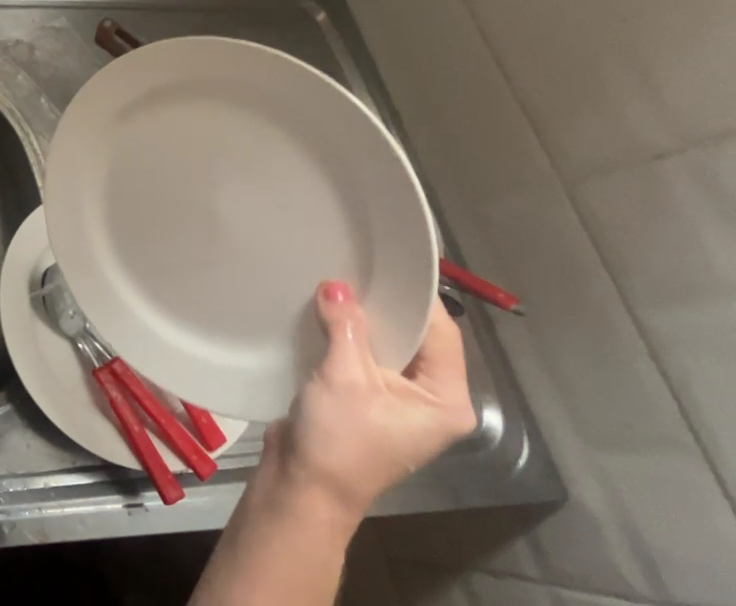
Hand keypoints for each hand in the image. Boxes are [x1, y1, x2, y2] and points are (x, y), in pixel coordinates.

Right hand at [262, 281, 477, 522]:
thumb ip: (345, 328)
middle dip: (381, 307)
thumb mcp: (344, 378)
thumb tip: (337, 285)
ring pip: (383, 348)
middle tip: (352, 270)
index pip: (441, 334)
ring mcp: (395, 403)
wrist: (303, 486)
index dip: (415, 298)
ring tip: (331, 288)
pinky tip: (319, 319)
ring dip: (358, 324)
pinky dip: (343, 340)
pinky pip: (360, 360)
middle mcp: (429, 400)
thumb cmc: (339, 438)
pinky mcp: (362, 402)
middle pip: (413, 339)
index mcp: (446, 400)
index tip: (386, 264)